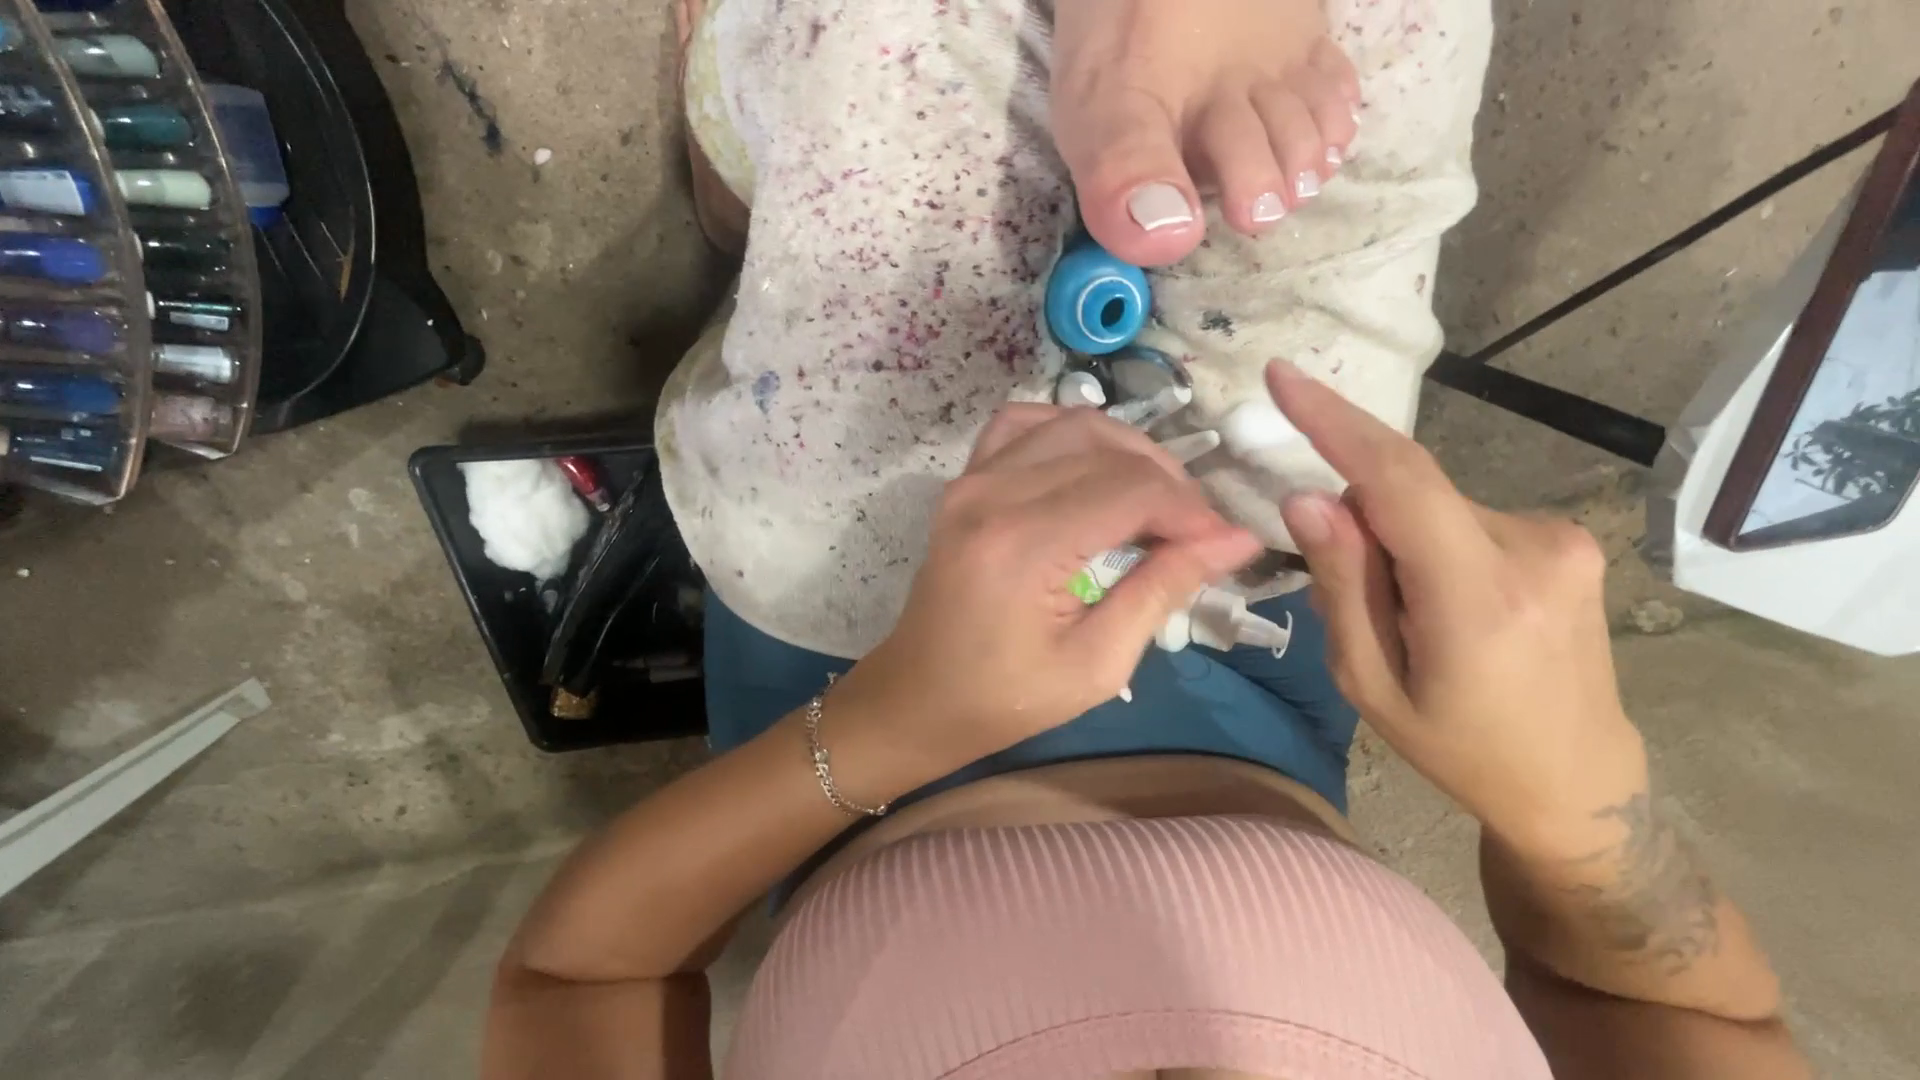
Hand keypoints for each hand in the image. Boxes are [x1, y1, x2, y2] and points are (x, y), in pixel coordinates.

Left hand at [834, 405, 1261, 783]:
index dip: (1192, 510)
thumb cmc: (1005, 697)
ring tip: (1156, 500)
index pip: (1133, 489)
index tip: (1226, 544)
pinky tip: (1092, 467)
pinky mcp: (963, 481)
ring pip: (1070, 424)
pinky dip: (1068, 432)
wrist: (919, 697)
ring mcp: (970, 479)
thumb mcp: (1096, 663)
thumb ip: (1162, 589)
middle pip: (1107, 450)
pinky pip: (1022, 425)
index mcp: (1024, 544)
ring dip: (1127, 452)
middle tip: (1195, 530)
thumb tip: (1234, 540)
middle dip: (1168, 482)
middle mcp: (992, 493)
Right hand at [1264, 361, 1649, 859]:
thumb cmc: (1457, 746)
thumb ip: (1341, 585)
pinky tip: (1438, 605)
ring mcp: (1558, 540)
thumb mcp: (1370, 682)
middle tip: (1346, 593)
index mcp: (1478, 597)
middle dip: (1356, 519)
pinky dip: (1424, 543)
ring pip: (1430, 504)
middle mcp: (1532, 549)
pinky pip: (1459, 515)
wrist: (1576, 781)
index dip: (1335, 421)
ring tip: (1404, 618)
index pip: (1398, 480)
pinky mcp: (1564, 539)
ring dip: (1392, 538)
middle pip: (1406, 491)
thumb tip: (1307, 498)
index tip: (1282, 376)